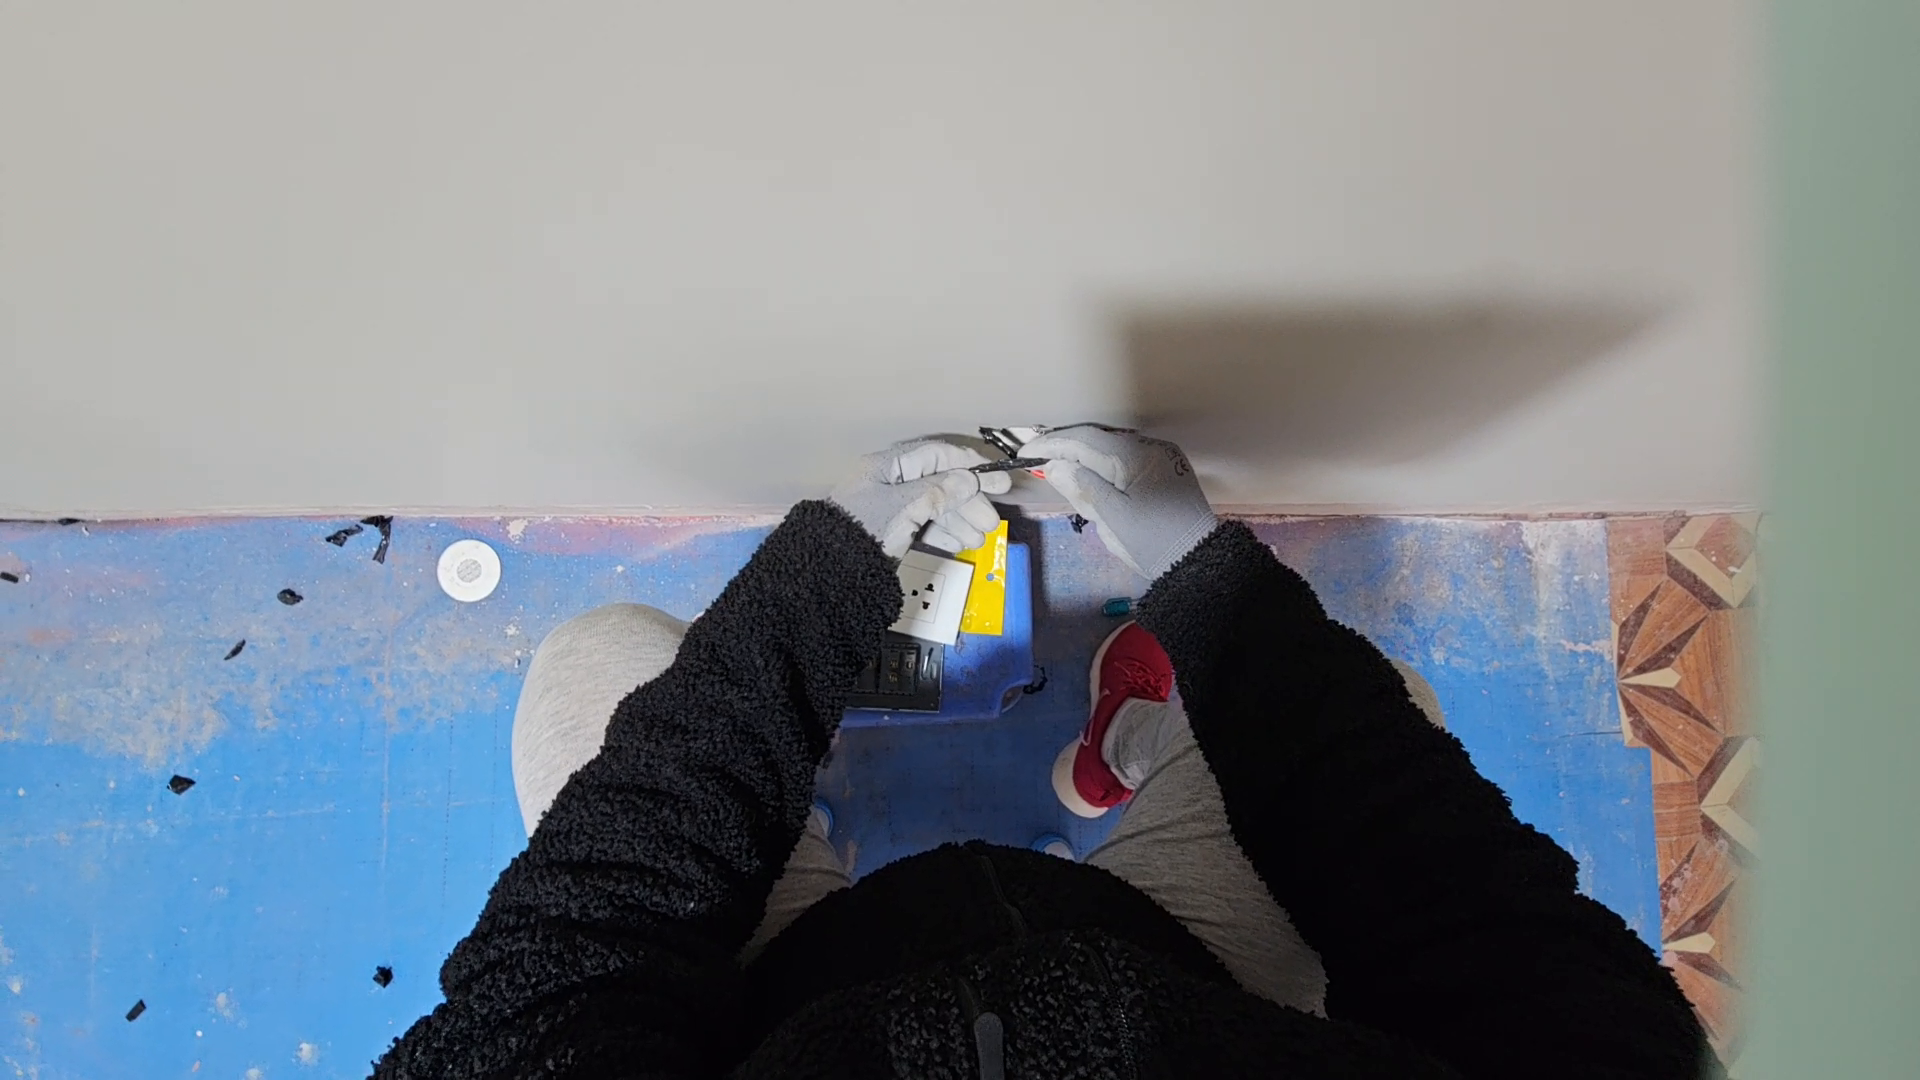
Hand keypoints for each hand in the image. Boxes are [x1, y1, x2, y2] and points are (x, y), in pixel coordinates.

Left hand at [829, 437, 1012, 556]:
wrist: (831, 571)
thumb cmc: (861, 530)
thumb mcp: (901, 507)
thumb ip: (936, 492)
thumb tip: (968, 481)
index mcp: (889, 467)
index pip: (938, 456)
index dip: (970, 467)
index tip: (998, 480)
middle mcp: (893, 483)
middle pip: (941, 484)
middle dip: (968, 502)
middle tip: (990, 520)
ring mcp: (894, 508)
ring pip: (936, 507)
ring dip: (961, 520)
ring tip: (979, 537)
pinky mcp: (894, 530)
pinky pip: (926, 526)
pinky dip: (945, 533)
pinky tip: (961, 543)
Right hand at [1021, 424, 1216, 580]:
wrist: (1196, 563)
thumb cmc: (1154, 543)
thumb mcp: (1112, 518)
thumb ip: (1083, 488)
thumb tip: (1055, 466)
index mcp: (1137, 456)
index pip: (1085, 440)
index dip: (1052, 444)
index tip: (1026, 452)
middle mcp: (1150, 448)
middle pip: (1098, 441)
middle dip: (1066, 450)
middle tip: (1038, 462)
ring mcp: (1160, 458)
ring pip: (1110, 451)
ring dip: (1084, 459)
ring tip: (1061, 474)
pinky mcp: (1164, 471)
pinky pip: (1124, 462)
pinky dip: (1103, 468)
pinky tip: (1090, 481)